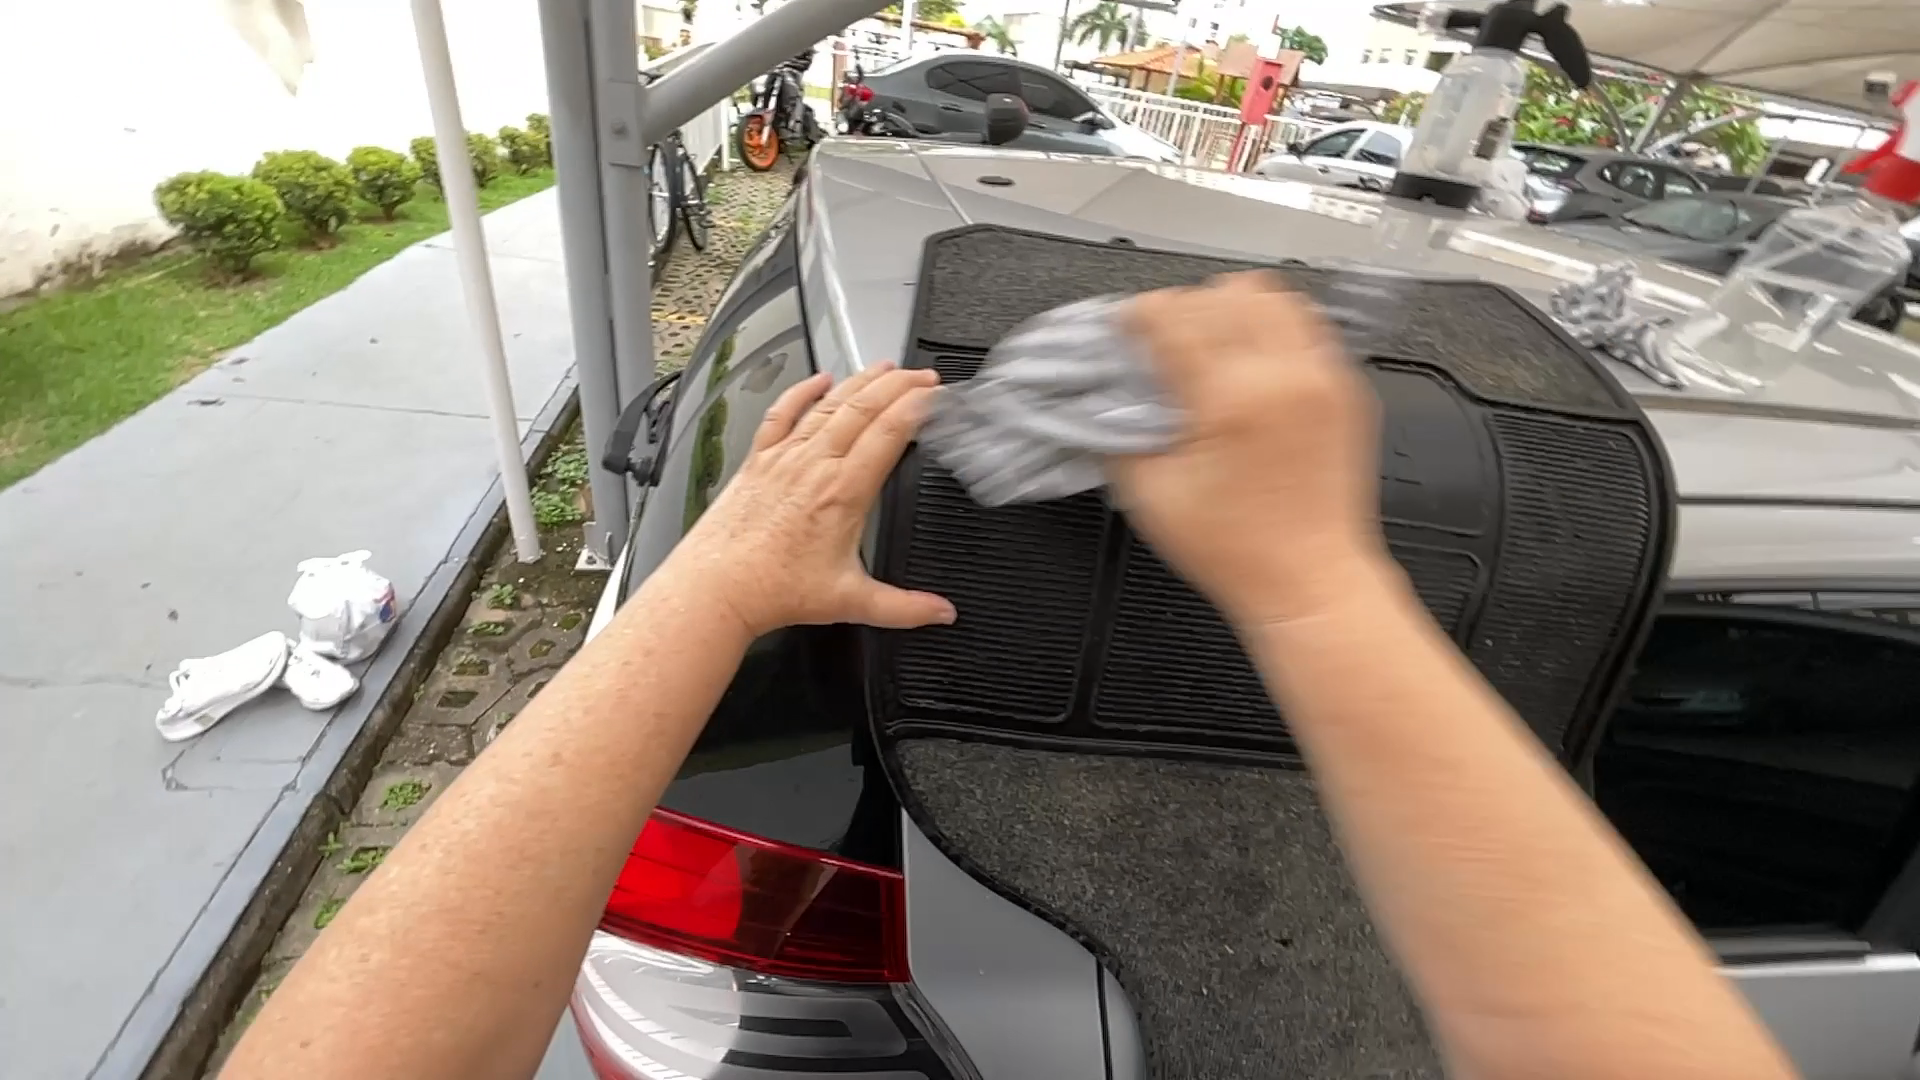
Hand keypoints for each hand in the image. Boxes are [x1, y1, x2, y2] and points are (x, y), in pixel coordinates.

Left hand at [662, 364, 956, 638]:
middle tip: (924, 375)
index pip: (889, 432)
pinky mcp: (760, 460)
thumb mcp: (851, 601)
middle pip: (864, 407)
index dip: (917, 406)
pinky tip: (819, 379)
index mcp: (843, 491)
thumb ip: (904, 607)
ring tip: (886, 368)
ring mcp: (785, 457)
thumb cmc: (774, 589)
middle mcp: (815, 464)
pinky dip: (803, 391)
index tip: (937, 395)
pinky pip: (784, 413)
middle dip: (899, 384)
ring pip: (829, 404)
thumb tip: (941, 613)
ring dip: (861, 381)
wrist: (716, 588)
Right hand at [1109, 273, 1388, 627]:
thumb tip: (1105, 402)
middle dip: (1182, 307)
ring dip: (1228, 307)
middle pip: (1222, 294)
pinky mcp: (1345, 390)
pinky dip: (1268, 327)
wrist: (1309, 581)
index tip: (1124, 324)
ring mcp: (1323, 377)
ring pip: (1271, 297)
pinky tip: (1247, 360)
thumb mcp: (1149, 498)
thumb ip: (1117, 438)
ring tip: (1206, 340)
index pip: (1175, 318)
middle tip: (1160, 339)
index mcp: (1229, 399)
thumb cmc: (1235, 550)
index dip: (1139, 313)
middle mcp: (1283, 375)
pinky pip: (1305, 325)